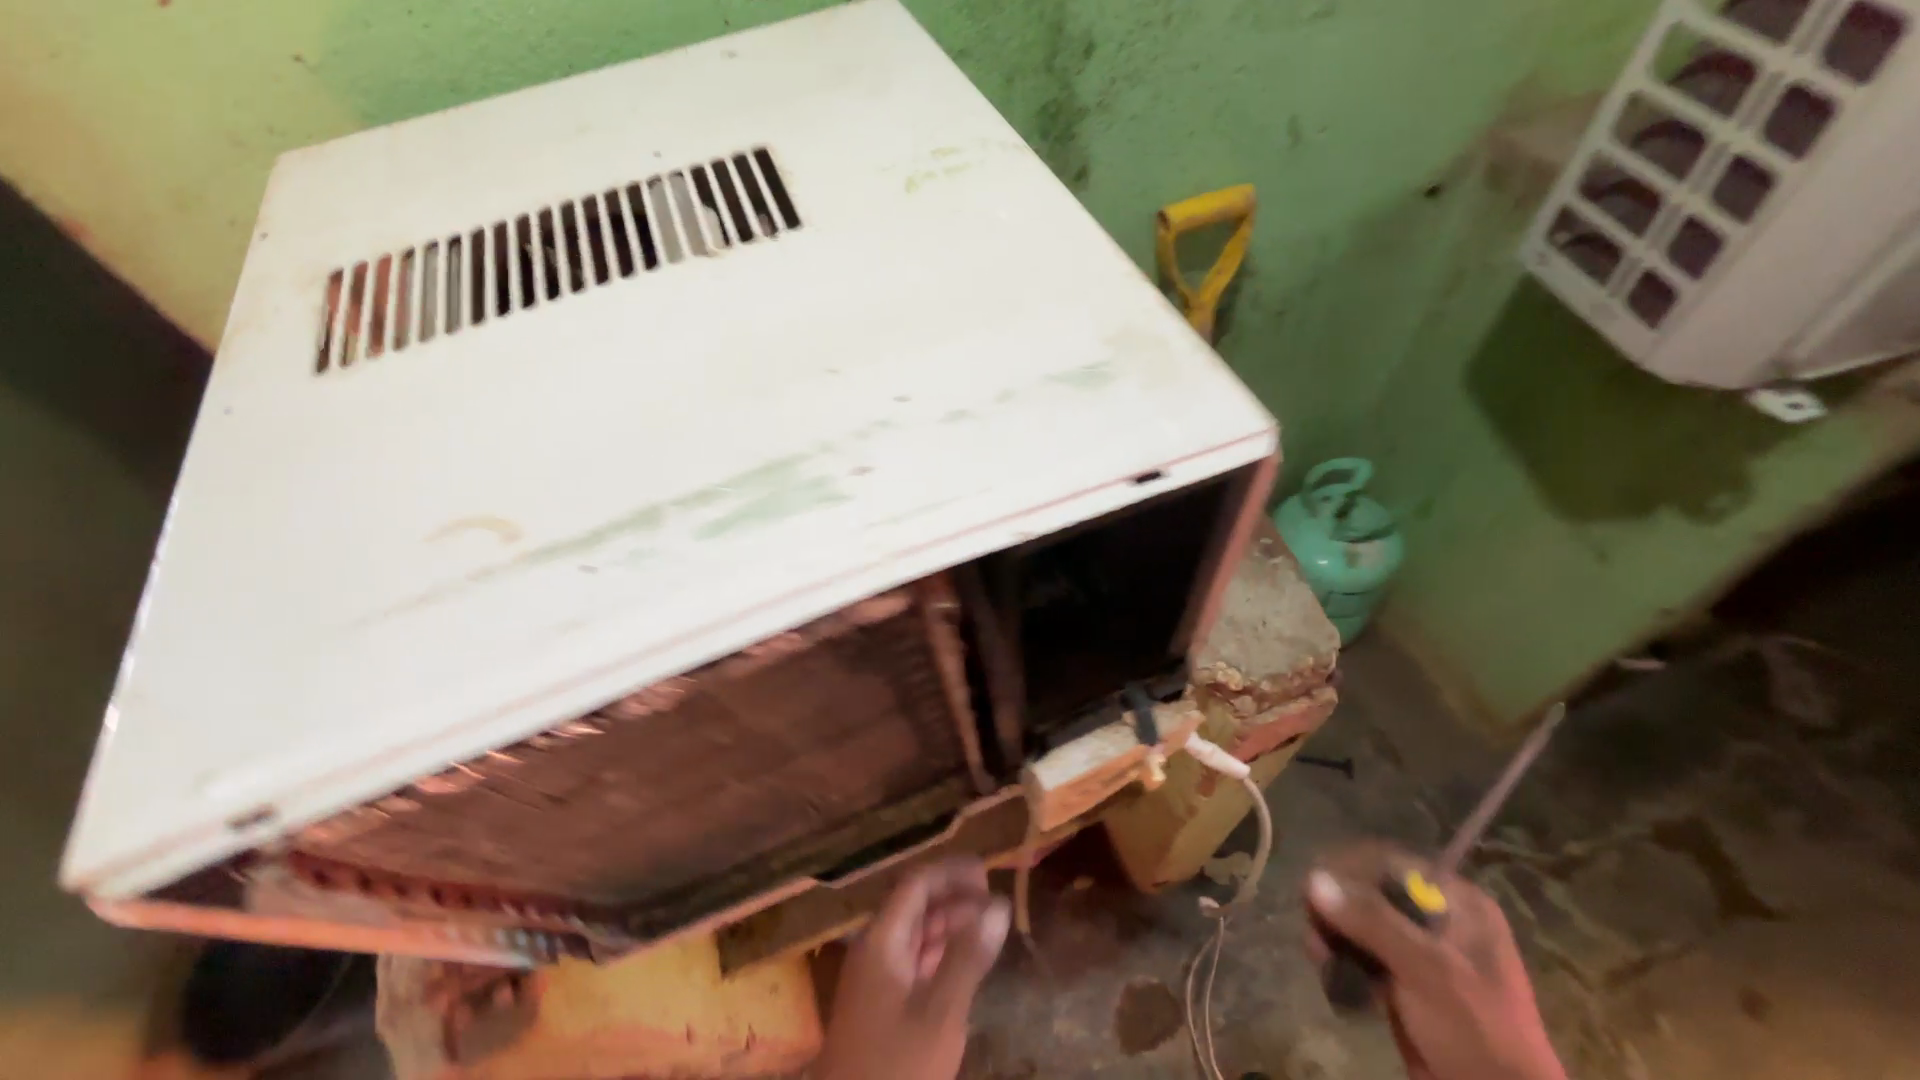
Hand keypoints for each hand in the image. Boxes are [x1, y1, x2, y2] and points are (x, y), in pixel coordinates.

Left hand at [813, 858, 1010, 1079]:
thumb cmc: (897, 1064)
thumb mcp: (940, 1012)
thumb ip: (968, 956)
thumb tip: (999, 904)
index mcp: (881, 939)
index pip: (915, 884)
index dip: (952, 873)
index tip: (989, 873)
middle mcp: (874, 948)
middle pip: (914, 905)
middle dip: (955, 897)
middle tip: (997, 901)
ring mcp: (876, 976)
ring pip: (916, 934)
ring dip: (951, 924)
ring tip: (990, 926)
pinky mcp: (882, 1002)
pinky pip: (914, 960)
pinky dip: (941, 952)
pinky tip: (966, 959)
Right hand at [1304, 842, 1565, 1079]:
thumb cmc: (1477, 1030)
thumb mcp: (1428, 971)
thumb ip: (1372, 922)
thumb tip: (1313, 879)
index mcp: (1459, 904)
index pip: (1392, 864)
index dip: (1350, 869)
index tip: (1313, 886)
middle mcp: (1438, 919)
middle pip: (1371, 893)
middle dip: (1338, 908)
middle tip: (1313, 928)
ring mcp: (1419, 953)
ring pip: (1360, 925)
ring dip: (1334, 936)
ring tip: (1318, 956)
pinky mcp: (1402, 983)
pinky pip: (1361, 956)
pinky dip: (1342, 961)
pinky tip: (1330, 973)